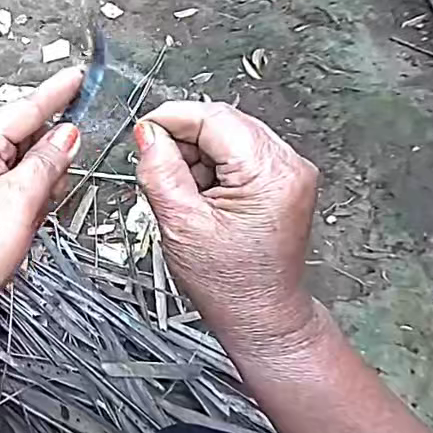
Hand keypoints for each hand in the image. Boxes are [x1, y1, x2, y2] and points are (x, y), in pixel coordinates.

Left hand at [0, 68, 84, 334]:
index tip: (78, 76)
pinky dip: (39, 192)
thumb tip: (68, 135)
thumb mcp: (18, 200)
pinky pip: (24, 185)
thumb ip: (47, 162)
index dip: (57, 93)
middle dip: (54, 143)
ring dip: (47, 173)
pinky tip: (40, 207)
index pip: (25, 109)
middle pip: (29, 134)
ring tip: (49, 193)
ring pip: (30, 161)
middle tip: (75, 143)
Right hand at [134, 101, 324, 358]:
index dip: (171, 119)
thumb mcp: (180, 224)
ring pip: (228, 135)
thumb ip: (160, 171)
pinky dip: (211, 166)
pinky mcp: (281, 180)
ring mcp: (289, 171)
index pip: (213, 118)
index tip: (143, 132)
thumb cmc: (229, 284)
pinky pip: (238, 153)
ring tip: (185, 193)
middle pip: (223, 122)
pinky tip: (201, 195)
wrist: (259, 315)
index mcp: (269, 173)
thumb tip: (147, 134)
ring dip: (196, 154)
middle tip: (157, 165)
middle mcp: (288, 165)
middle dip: (183, 138)